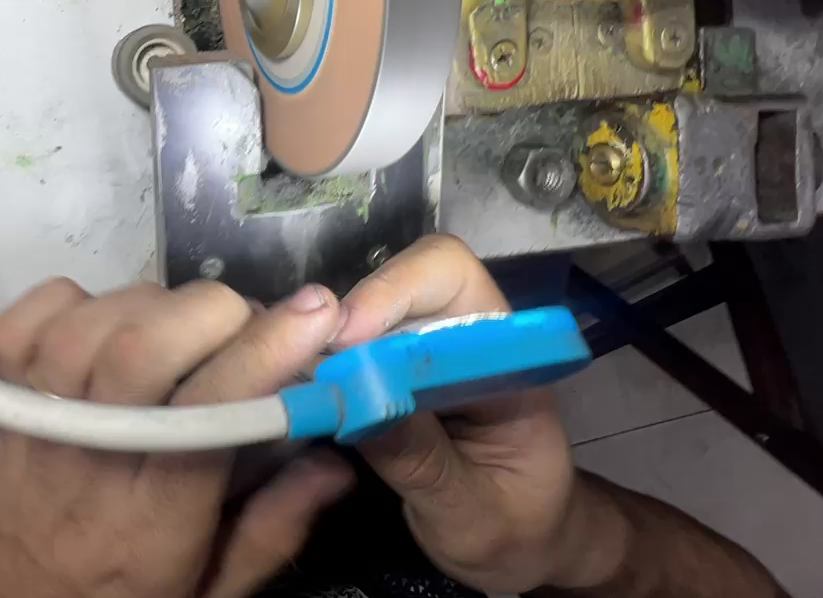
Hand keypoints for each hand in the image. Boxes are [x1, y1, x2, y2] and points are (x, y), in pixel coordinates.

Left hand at [0, 279, 355, 597]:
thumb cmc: (121, 592)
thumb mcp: (210, 589)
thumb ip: (272, 528)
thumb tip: (336, 460)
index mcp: (150, 516)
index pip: (207, 415)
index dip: (262, 353)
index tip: (313, 312)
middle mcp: (88, 451)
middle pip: (138, 347)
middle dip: (210, 313)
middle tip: (243, 324)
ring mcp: (36, 410)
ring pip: (94, 319)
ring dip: (155, 304)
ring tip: (182, 327)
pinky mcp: (3, 383)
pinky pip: (35, 310)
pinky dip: (78, 298)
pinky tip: (105, 320)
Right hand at [334, 235, 627, 593]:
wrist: (520, 546)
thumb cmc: (515, 529)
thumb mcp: (473, 515)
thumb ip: (421, 461)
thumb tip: (358, 400)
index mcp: (502, 354)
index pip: (454, 277)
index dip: (398, 288)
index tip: (349, 338)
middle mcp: (458, 332)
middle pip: (400, 279)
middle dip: (353, 312)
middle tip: (310, 364)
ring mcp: (421, 345)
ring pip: (365, 306)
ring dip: (328, 335)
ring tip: (302, 383)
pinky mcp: (389, 364)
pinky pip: (348, 342)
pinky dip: (321, 359)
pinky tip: (306, 393)